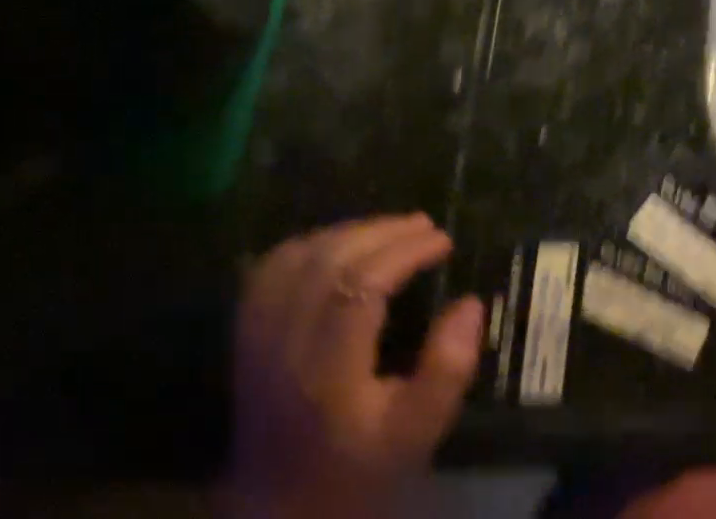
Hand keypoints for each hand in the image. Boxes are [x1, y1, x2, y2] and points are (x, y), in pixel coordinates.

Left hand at [228, 214, 483, 518]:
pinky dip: (308, 247)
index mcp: (328, 372)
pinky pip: (267, 274)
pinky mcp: (245, 341)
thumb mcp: (419, 430)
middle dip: (381, 232)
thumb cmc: (360, 467)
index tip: (444, 242)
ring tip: (391, 231)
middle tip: (426, 226)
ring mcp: (257, 342)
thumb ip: (448, 369)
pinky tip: (339, 246)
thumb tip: (470, 303)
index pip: (358, 287)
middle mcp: (284, 349)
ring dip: (347, 233)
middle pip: (326, 263)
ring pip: (294, 261)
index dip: (404, 252)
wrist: (282, 509)